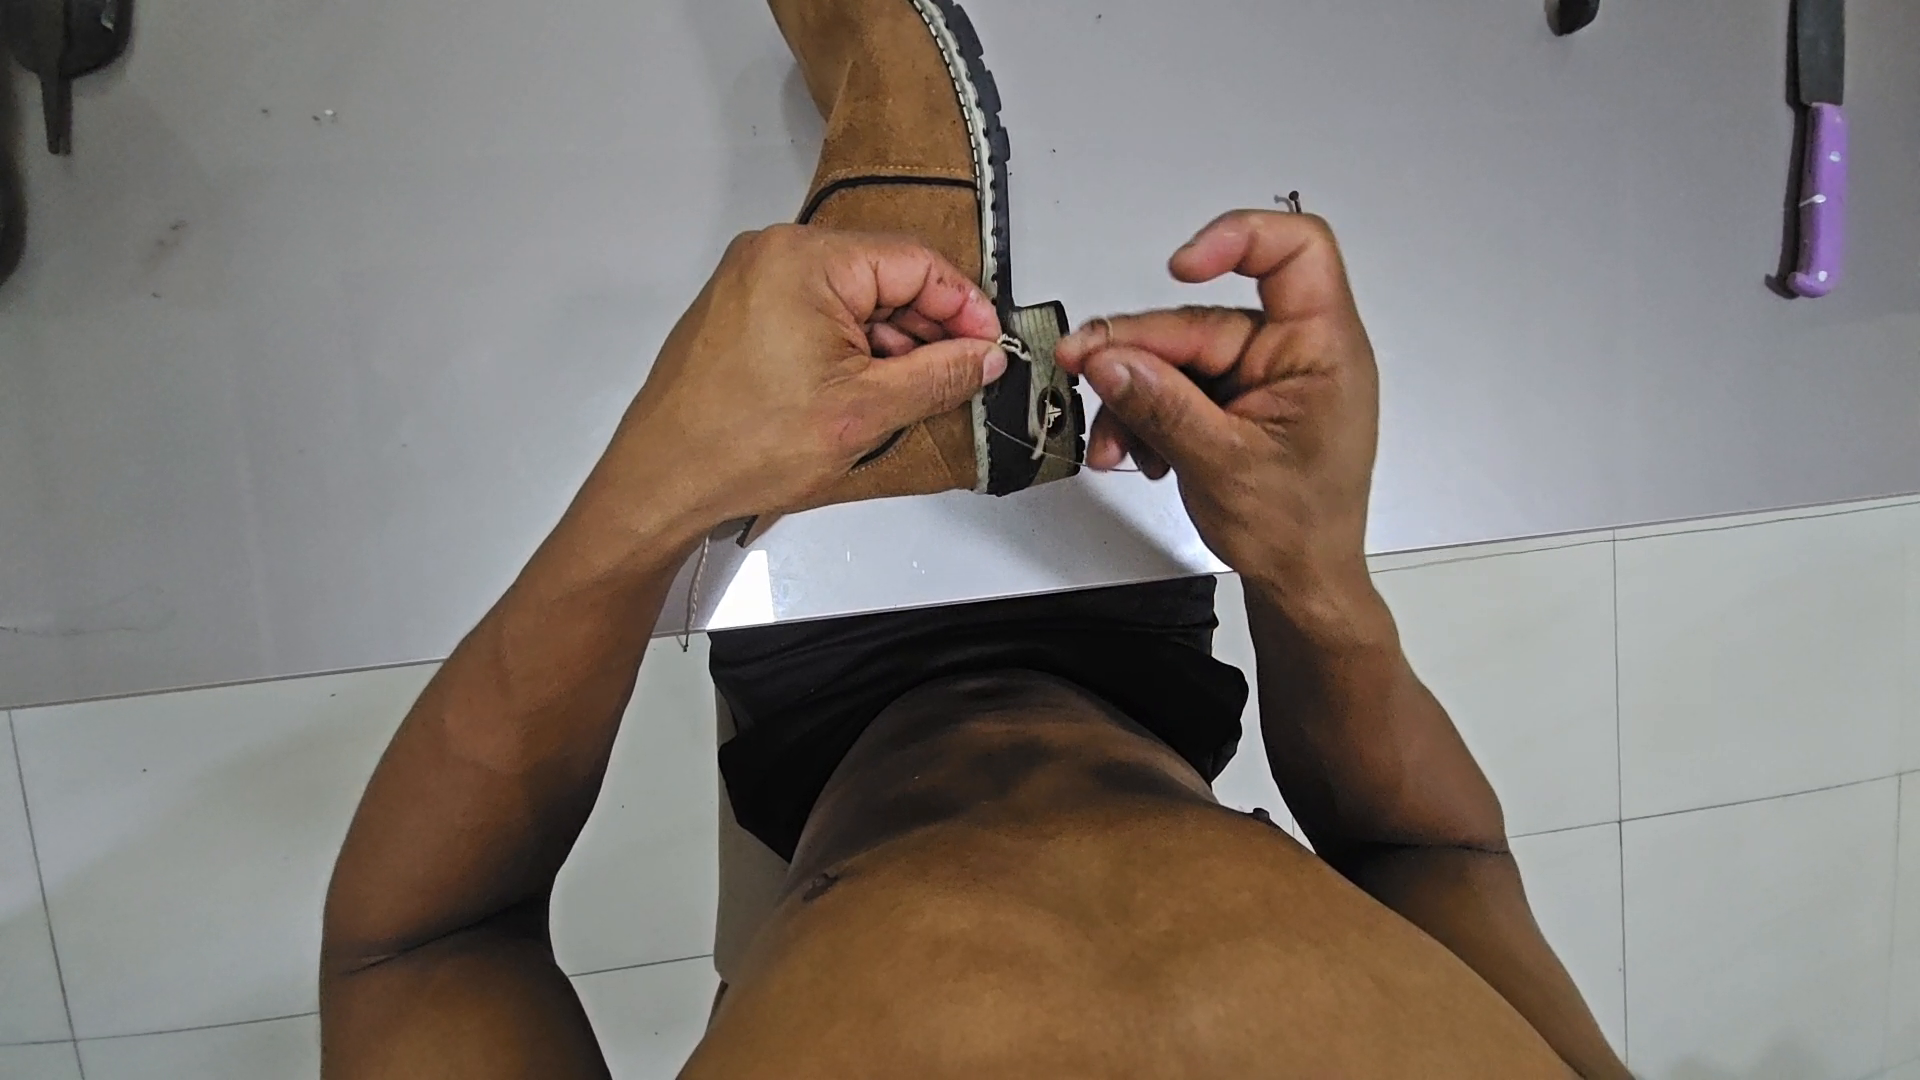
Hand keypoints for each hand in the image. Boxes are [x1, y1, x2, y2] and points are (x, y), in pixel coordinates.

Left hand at [602, 225, 1005, 534]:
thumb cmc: (747, 445)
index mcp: (806, 261)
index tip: (990, 345)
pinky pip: (819, 314)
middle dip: (928, 328)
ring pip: (852, 299)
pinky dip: (853, 347)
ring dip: (891, 342)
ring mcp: (755, 280)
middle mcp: (775, 254)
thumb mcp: (864, 412)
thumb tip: (987, 356)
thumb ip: (938, 376)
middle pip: (883, 277)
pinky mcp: (745, 311)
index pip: (914, 262)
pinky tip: (871, 387)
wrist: (664, 479)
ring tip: (914, 392)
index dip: (963, 305)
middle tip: (960, 374)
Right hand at [1054, 210, 1379, 608]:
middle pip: (1198, 323)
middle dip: (1136, 356)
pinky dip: (1144, 420)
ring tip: (1111, 450)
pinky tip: (1136, 457)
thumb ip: (1161, 406)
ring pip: (1172, 364)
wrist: (1297, 578)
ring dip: (1131, 401)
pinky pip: (1172, 393)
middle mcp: (1286, 354)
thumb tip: (1104, 359)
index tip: (1178, 268)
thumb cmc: (1293, 526)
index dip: (1238, 239)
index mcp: (1317, 349)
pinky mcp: (1227, 405)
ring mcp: (1253, 380)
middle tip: (1079, 371)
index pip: (1294, 253)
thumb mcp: (1221, 464)